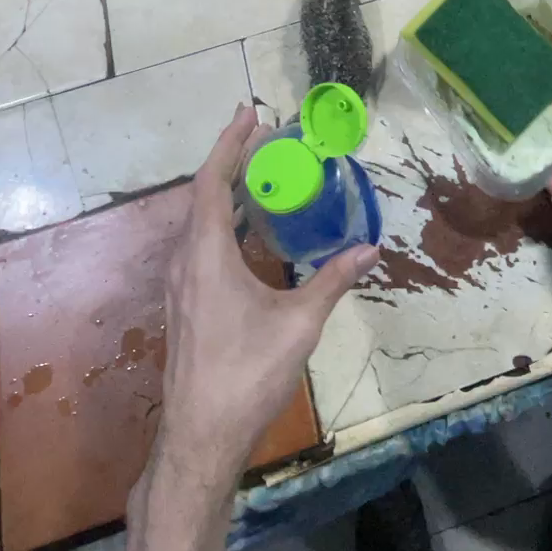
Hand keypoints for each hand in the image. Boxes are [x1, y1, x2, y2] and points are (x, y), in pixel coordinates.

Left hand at [145, 104, 377, 465]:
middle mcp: (185, 262)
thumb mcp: (300, 322)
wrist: (201, 436)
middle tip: (265, 138)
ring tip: (260, 174)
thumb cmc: (248, 373)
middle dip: (230, 161)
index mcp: (206, 256)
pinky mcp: (185, 302)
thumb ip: (334, 279)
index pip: (211, 184)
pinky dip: (222, 219)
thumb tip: (370, 247)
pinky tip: (249, 229)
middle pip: (200, 195)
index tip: (249, 114)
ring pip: (197, 220)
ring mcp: (181, 284)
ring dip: (224, 190)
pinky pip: (199, 242)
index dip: (229, 144)